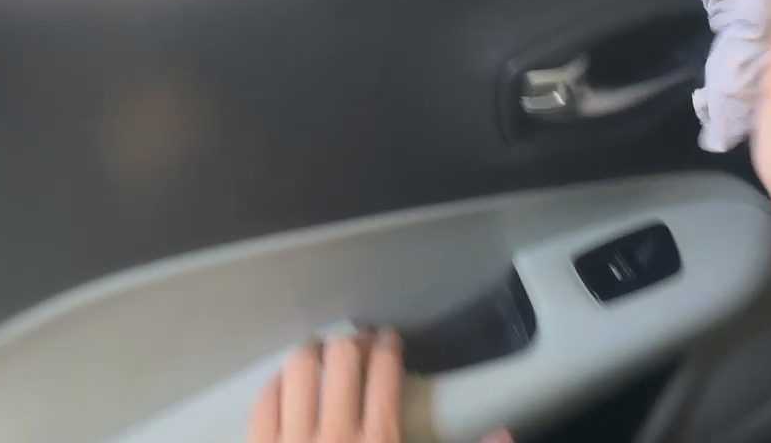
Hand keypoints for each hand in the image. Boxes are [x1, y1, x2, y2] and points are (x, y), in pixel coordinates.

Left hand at [248, 330, 511, 442]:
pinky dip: (276, 385)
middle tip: (359, 344)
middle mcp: (335, 437)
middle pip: (343, 358)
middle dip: (353, 343)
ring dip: (312, 353)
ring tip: (321, 352)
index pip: (385, 371)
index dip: (388, 345)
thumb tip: (507, 431)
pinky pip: (263, 405)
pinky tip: (286, 385)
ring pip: (300, 370)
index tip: (389, 339)